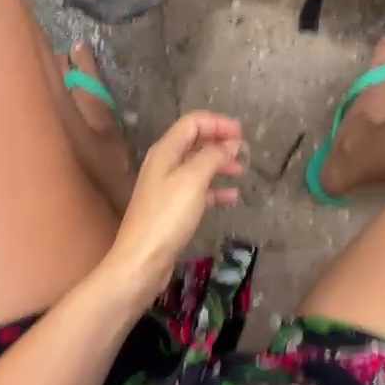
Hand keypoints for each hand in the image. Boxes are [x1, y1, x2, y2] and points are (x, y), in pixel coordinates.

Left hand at [97, 111, 244, 301]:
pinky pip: (197, 190)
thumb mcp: (193, 180)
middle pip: (195, 142)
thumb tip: (231, 142)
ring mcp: (166, 187)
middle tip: (243, 151)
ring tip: (241, 172)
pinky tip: (231, 197)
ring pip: (197, 166)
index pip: (192, 122)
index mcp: (166, 150)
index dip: (217, 123)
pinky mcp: (171, 209)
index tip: (241, 133)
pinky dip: (214, 190)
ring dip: (219, 165)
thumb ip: (213, 156)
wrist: (141, 261)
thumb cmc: (167, 216)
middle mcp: (164, 163)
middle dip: (219, 142)